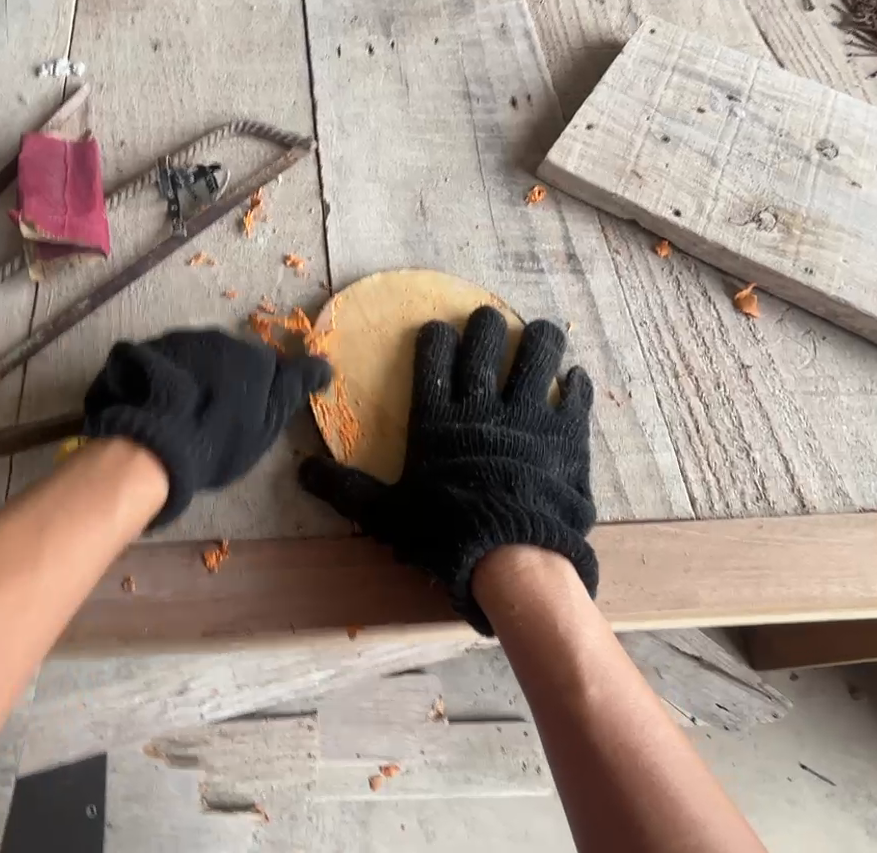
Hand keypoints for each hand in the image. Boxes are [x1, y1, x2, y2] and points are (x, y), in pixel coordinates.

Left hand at [83, 329, 331, 528]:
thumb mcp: (267, 424)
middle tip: (214, 414)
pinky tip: (158, 404)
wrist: (152, 441)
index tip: (250, 409)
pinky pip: (165, 360)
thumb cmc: (219, 440)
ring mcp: (181, 339)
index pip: (268, 364)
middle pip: (230, 356)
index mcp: (254, 356)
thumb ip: (293, 389)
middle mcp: (220, 338)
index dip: (262, 386)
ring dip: (195, 375)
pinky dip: (166, 376)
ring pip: (197, 355)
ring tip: (181, 411)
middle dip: (227, 377)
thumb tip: (324, 365)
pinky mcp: (148, 347)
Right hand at [298, 306, 596, 633]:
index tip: (439, 328)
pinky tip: (574, 379)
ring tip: (540, 332)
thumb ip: (345, 488)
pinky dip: (575, 385)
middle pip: (486, 345)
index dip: (436, 337)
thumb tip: (301, 471)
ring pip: (537, 357)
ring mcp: (527, 417)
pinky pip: (575, 397)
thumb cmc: (443, 533)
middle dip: (486, 325)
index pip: (434, 359)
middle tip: (487, 319)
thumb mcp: (384, 513)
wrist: (511, 557)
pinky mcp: (566, 436)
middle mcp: (481, 406)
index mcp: (437, 418)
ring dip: (539, 339)